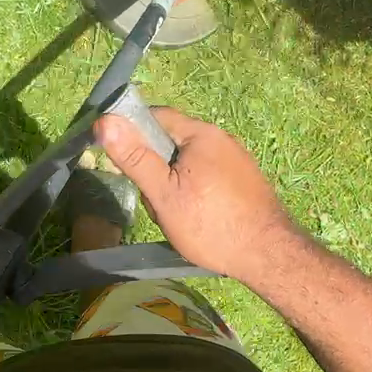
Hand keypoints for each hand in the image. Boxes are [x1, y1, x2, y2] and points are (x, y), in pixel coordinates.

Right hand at [93, 107, 306, 282]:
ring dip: (176, 188)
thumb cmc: (211, 225)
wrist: (268, 254)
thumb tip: (104, 121)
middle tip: (157, 203)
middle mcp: (222, 140)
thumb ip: (135, 158)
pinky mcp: (245, 182)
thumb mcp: (164, 194)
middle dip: (157, 171)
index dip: (133, 134)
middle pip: (172, 144)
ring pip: (190, 166)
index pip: (156, 116)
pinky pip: (209, 179)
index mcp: (201, 134)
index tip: (122, 162)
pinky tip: (200, 221)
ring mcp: (237, 161)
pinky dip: (197, 195)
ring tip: (179, 219)